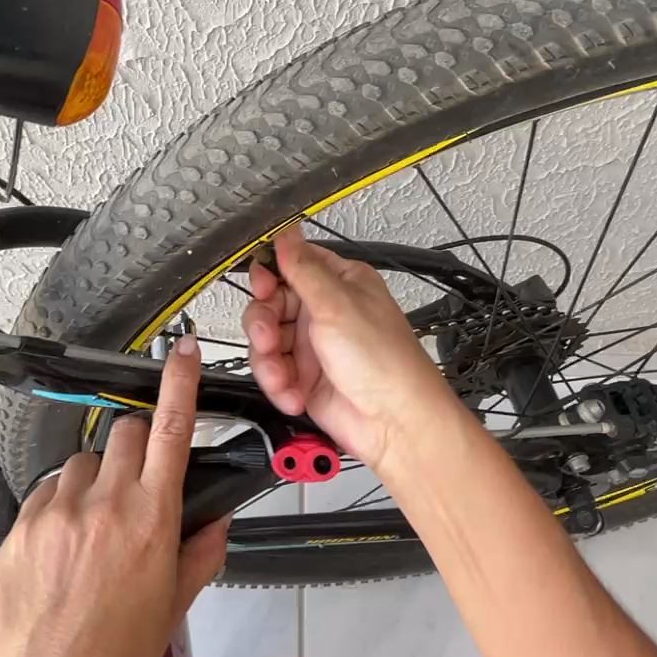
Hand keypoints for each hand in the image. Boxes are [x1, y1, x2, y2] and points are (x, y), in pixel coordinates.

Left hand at [0, 334, 228, 656]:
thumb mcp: (172, 606)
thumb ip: (201, 552)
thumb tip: (217, 519)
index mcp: (151, 518)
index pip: (172, 428)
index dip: (180, 381)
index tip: (183, 352)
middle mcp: (105, 504)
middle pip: (127, 432)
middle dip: (138, 444)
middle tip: (136, 481)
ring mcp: (59, 511)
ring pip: (83, 460)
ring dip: (94, 478)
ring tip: (92, 526)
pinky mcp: (22, 524)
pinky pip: (45, 490)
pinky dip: (58, 504)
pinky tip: (61, 543)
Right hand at [240, 225, 462, 467]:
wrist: (395, 425)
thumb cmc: (385, 361)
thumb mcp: (337, 304)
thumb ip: (303, 267)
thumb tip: (286, 231)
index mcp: (339, 282)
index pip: (291, 263)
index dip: (269, 274)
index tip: (262, 286)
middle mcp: (325, 310)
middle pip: (270, 302)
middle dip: (263, 322)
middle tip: (268, 336)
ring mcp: (313, 345)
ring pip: (266, 339)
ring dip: (268, 359)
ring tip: (282, 374)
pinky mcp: (304, 376)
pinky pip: (272, 371)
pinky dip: (278, 384)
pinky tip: (294, 393)